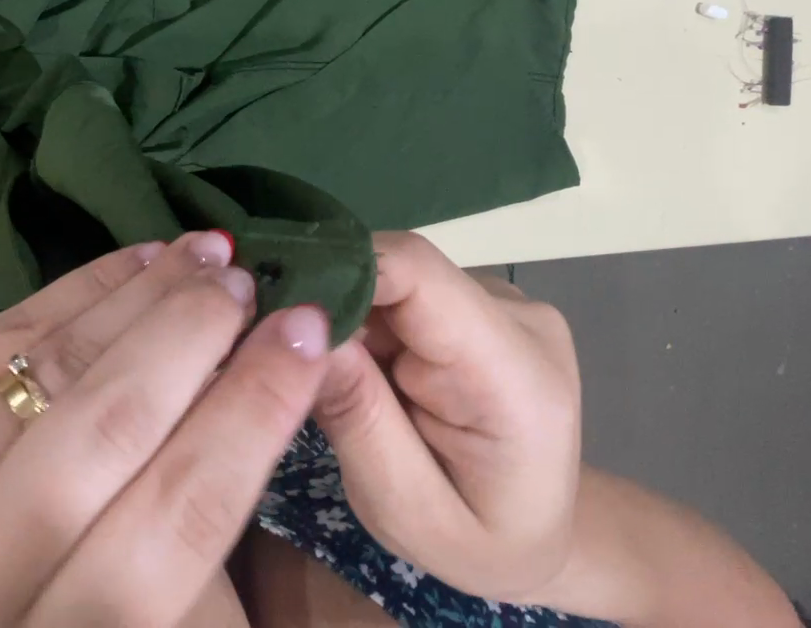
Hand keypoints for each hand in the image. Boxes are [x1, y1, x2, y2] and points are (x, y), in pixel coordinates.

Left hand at [0, 231, 333, 626]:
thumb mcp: (90, 608)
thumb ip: (161, 537)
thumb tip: (240, 401)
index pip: (174, 522)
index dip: (249, 418)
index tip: (306, 339)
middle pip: (110, 426)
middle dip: (194, 340)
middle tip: (255, 284)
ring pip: (60, 361)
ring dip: (144, 298)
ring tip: (210, 254)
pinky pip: (9, 327)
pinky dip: (82, 287)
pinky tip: (137, 259)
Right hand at [313, 232, 582, 600]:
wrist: (534, 540)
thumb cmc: (472, 542)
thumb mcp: (401, 505)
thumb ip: (355, 415)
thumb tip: (298, 324)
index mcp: (513, 375)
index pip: (415, 272)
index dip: (336, 267)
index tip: (275, 304)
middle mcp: (515, 317)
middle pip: (394, 269)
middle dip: (331, 301)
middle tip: (285, 354)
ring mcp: (499, 301)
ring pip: (390, 275)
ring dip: (345, 313)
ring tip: (331, 374)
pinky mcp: (475, 298)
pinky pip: (398, 287)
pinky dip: (363, 317)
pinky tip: (362, 365)